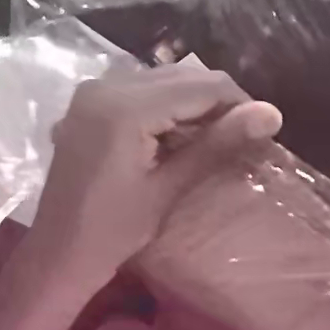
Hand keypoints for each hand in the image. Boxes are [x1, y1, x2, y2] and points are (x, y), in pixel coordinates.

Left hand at [31, 64, 283, 283]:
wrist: (57, 253)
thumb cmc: (113, 232)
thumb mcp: (169, 188)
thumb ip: (218, 144)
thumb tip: (271, 115)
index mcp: (125, 107)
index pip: (201, 86)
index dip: (240, 103)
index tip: (267, 129)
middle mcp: (107, 84)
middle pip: (183, 76)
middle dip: (218, 103)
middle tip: (246, 136)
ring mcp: (94, 90)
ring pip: (164, 80)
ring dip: (195, 104)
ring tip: (217, 140)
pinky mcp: (89, 102)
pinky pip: (141, 90)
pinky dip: (167, 108)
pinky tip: (180, 137)